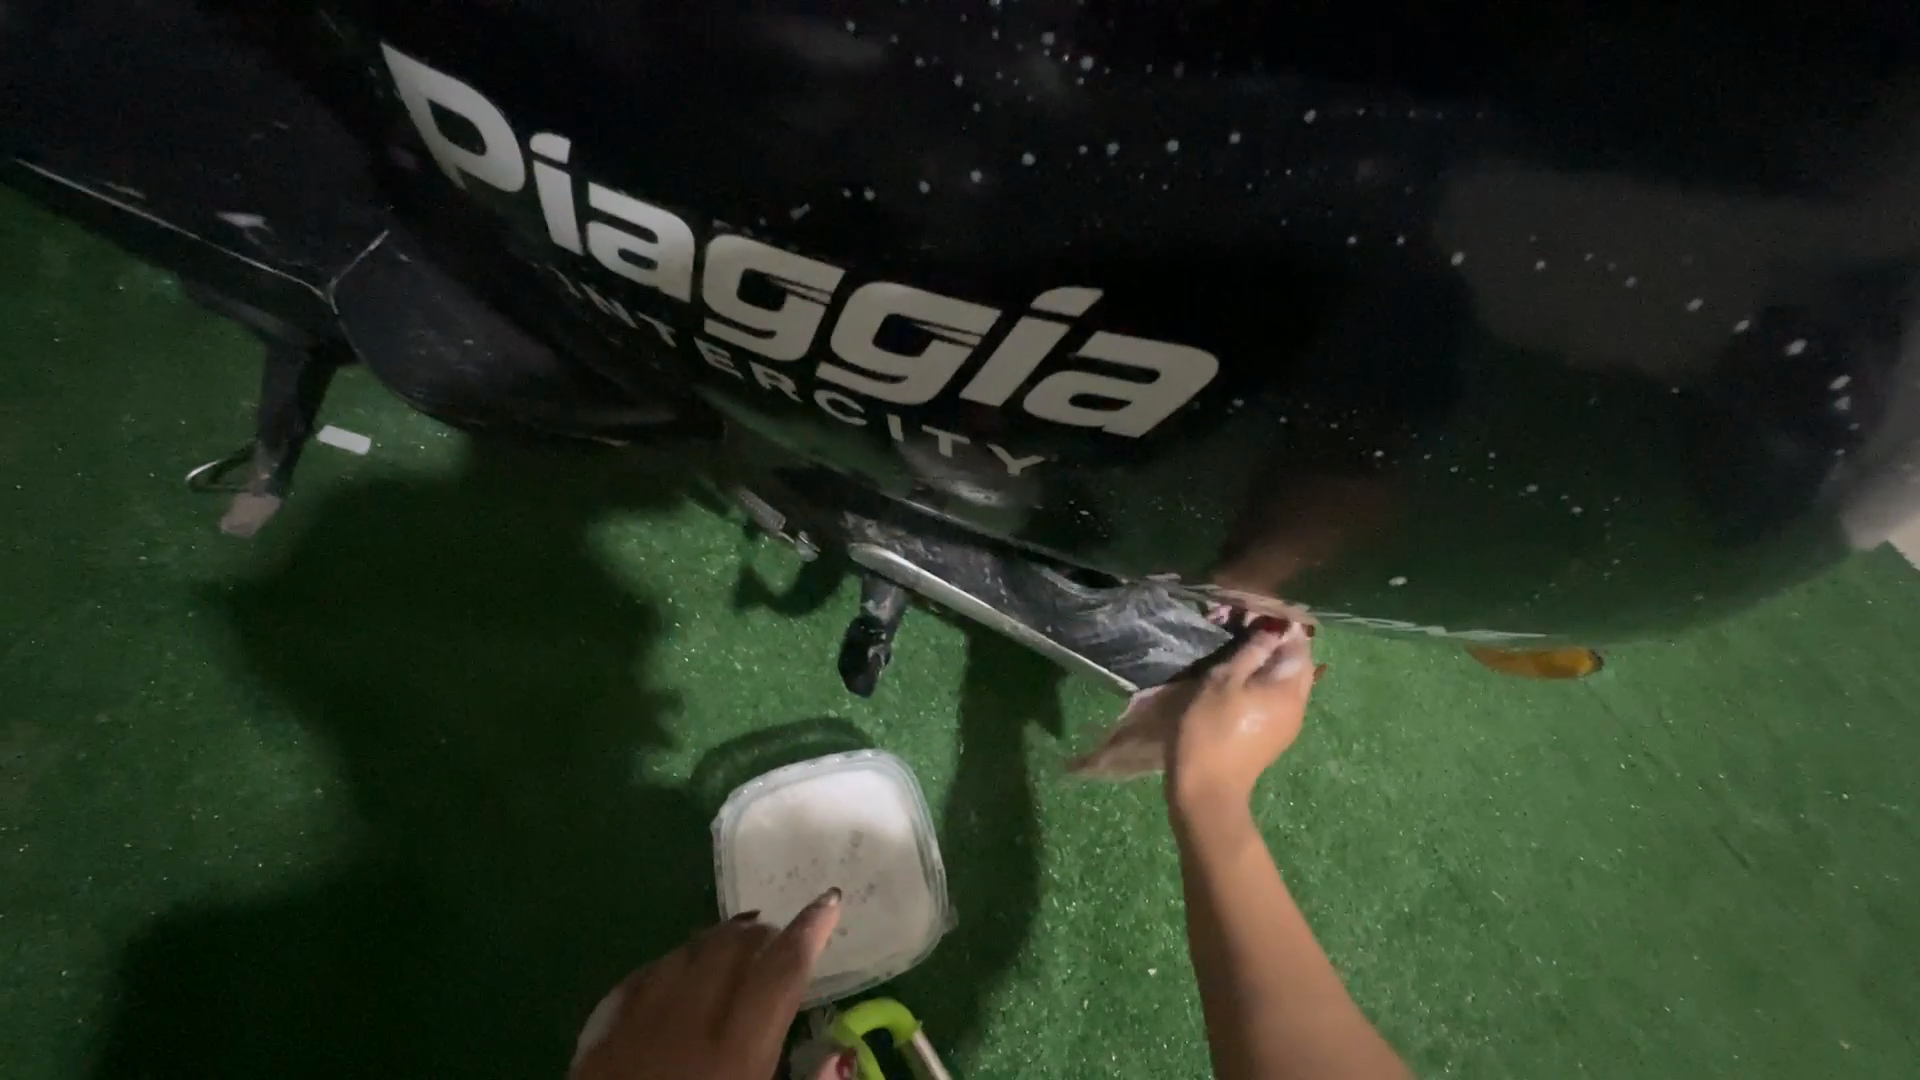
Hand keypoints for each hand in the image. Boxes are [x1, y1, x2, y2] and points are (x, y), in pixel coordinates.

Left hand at [569, 889, 843, 1079]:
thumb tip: (838, 1055)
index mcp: (734, 1058)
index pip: (779, 972)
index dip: (809, 931)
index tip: (829, 900)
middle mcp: (684, 1030)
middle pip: (729, 950)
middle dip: (761, 933)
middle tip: (780, 939)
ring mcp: (632, 1035)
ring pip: (683, 955)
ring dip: (716, 942)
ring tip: (736, 945)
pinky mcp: (593, 1052)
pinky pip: (637, 982)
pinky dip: (667, 965)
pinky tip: (674, 970)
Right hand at [1166, 620, 1316, 810]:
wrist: (1208, 788)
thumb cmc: (1211, 729)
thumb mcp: (1223, 682)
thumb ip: (1250, 652)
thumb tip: (1272, 630)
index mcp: (1290, 688)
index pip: (1300, 644)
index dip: (1282, 624)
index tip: (1256, 613)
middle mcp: (1299, 704)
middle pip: (1298, 663)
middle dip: (1278, 643)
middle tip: (1245, 630)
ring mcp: (1289, 723)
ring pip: (1288, 682)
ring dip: (1270, 664)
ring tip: (1240, 653)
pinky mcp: (1275, 736)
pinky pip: (1279, 699)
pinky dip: (1266, 683)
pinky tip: (1242, 682)